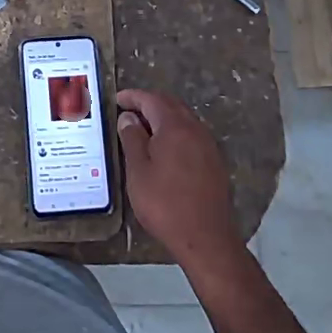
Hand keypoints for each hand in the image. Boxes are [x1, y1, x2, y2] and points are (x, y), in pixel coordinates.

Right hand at [116, 89, 244, 273]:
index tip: (117, 99)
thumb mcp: (138, 171)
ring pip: (182, 119)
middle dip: (148, 103)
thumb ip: (132, 139)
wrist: (205, 236)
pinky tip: (164, 148)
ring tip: (142, 129)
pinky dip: (174, 132)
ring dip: (162, 117)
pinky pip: (190, 134)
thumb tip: (129, 117)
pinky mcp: (213, 160)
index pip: (152, 100)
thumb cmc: (165, 203)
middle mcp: (194, 128)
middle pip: (170, 105)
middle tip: (128, 111)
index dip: (133, 96)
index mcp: (174, 126)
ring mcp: (207, 143)